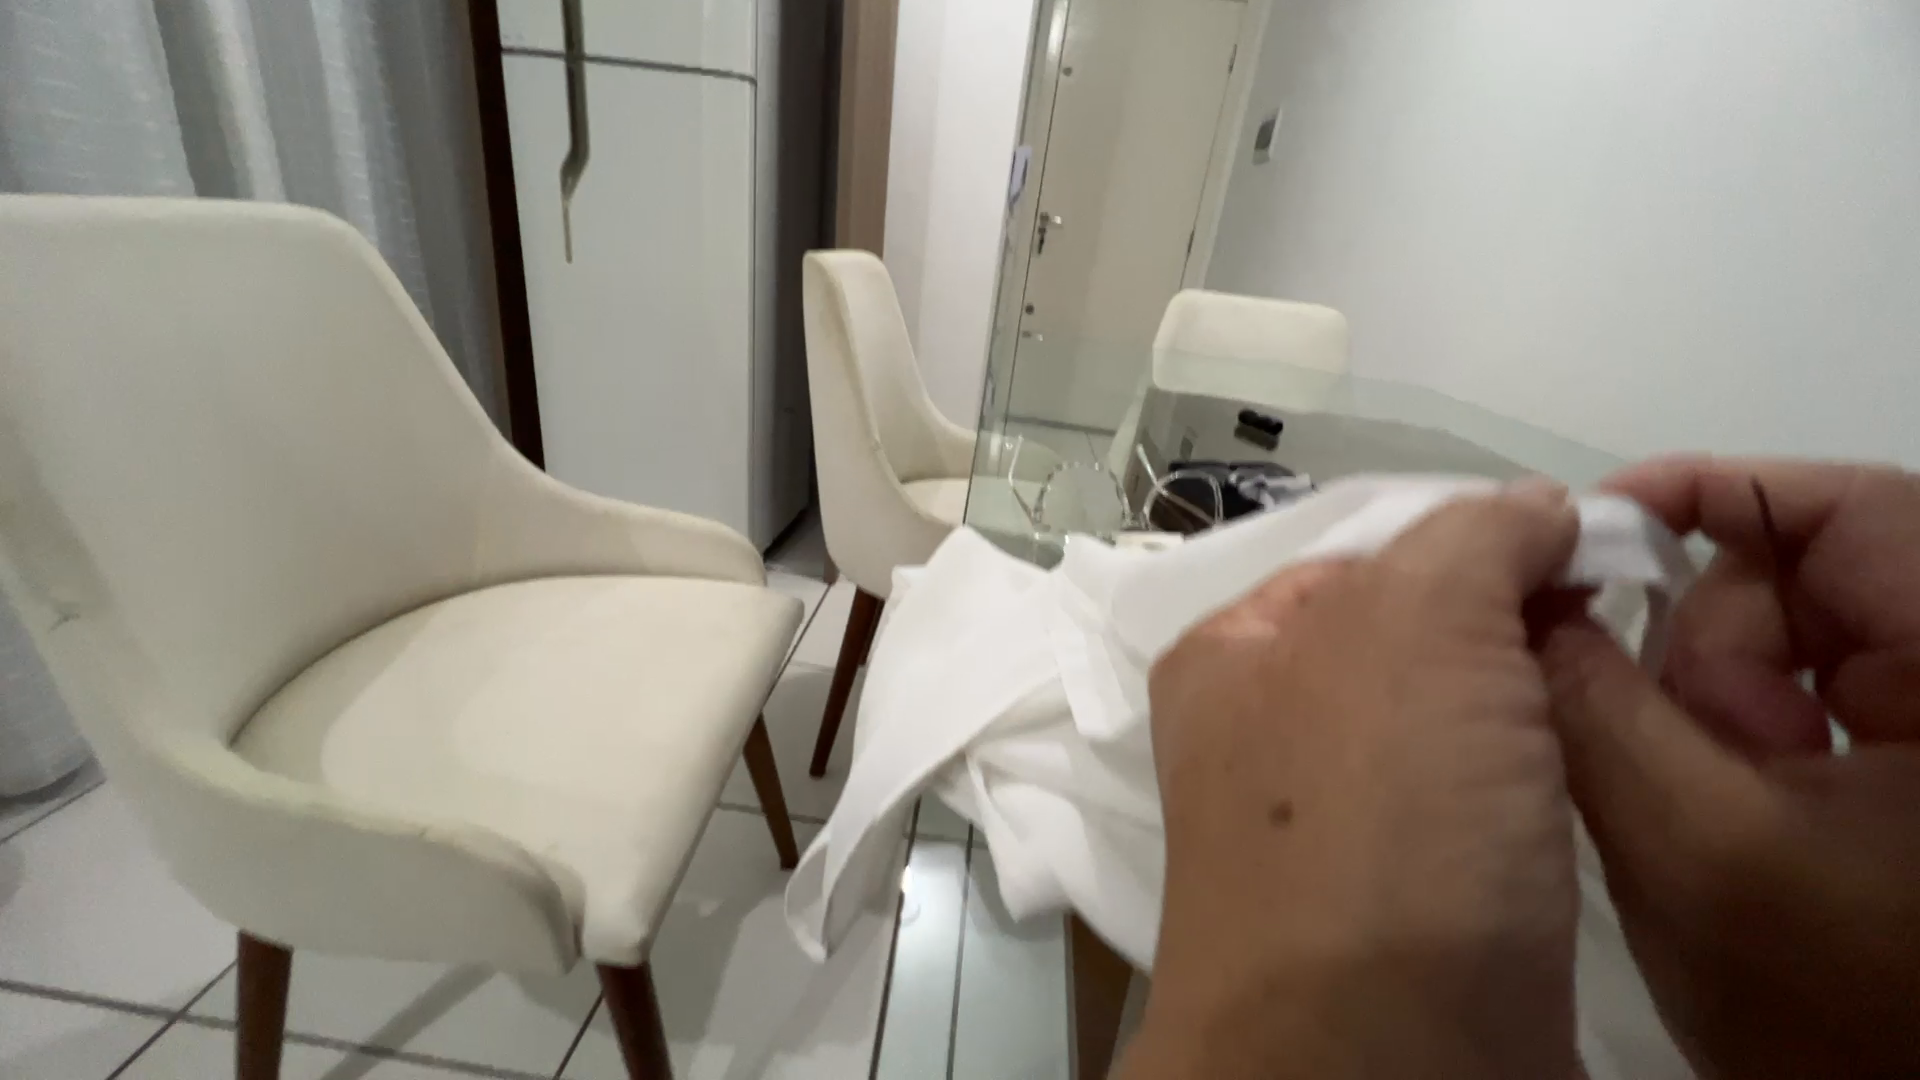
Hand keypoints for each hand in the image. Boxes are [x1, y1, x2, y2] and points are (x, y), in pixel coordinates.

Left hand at [1122, 485, 1582, 1079]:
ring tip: (1584, 692)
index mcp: (1227, 651)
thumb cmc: (1372, 806)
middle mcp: (1253, 722)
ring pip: (1435, 716)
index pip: (1353, 560)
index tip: (1567, 553)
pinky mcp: (1382, 885)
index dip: (1462, 543)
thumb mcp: (1412, 624)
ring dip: (1516, 696)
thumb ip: (1468, 540)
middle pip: (1396, 635)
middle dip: (1496, 621)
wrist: (1371, 1050)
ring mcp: (1312, 809)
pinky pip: (1461, 793)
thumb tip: (1530, 510)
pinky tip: (1565, 767)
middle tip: (1588, 619)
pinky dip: (1518, 769)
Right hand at [1538, 456, 1919, 1078]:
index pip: (1855, 512)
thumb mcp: (1685, 835)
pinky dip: (1722, 725)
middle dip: (1702, 646)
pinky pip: (1783, 693)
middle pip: (1795, 584)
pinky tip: (1713, 790)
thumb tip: (1524, 597)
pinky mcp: (1902, 753)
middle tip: (1663, 736)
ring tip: (1702, 789)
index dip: (1714, 489)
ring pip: (1777, 643)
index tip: (1594, 523)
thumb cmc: (1828, 998)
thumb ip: (1592, 700)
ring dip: (1708, 701)